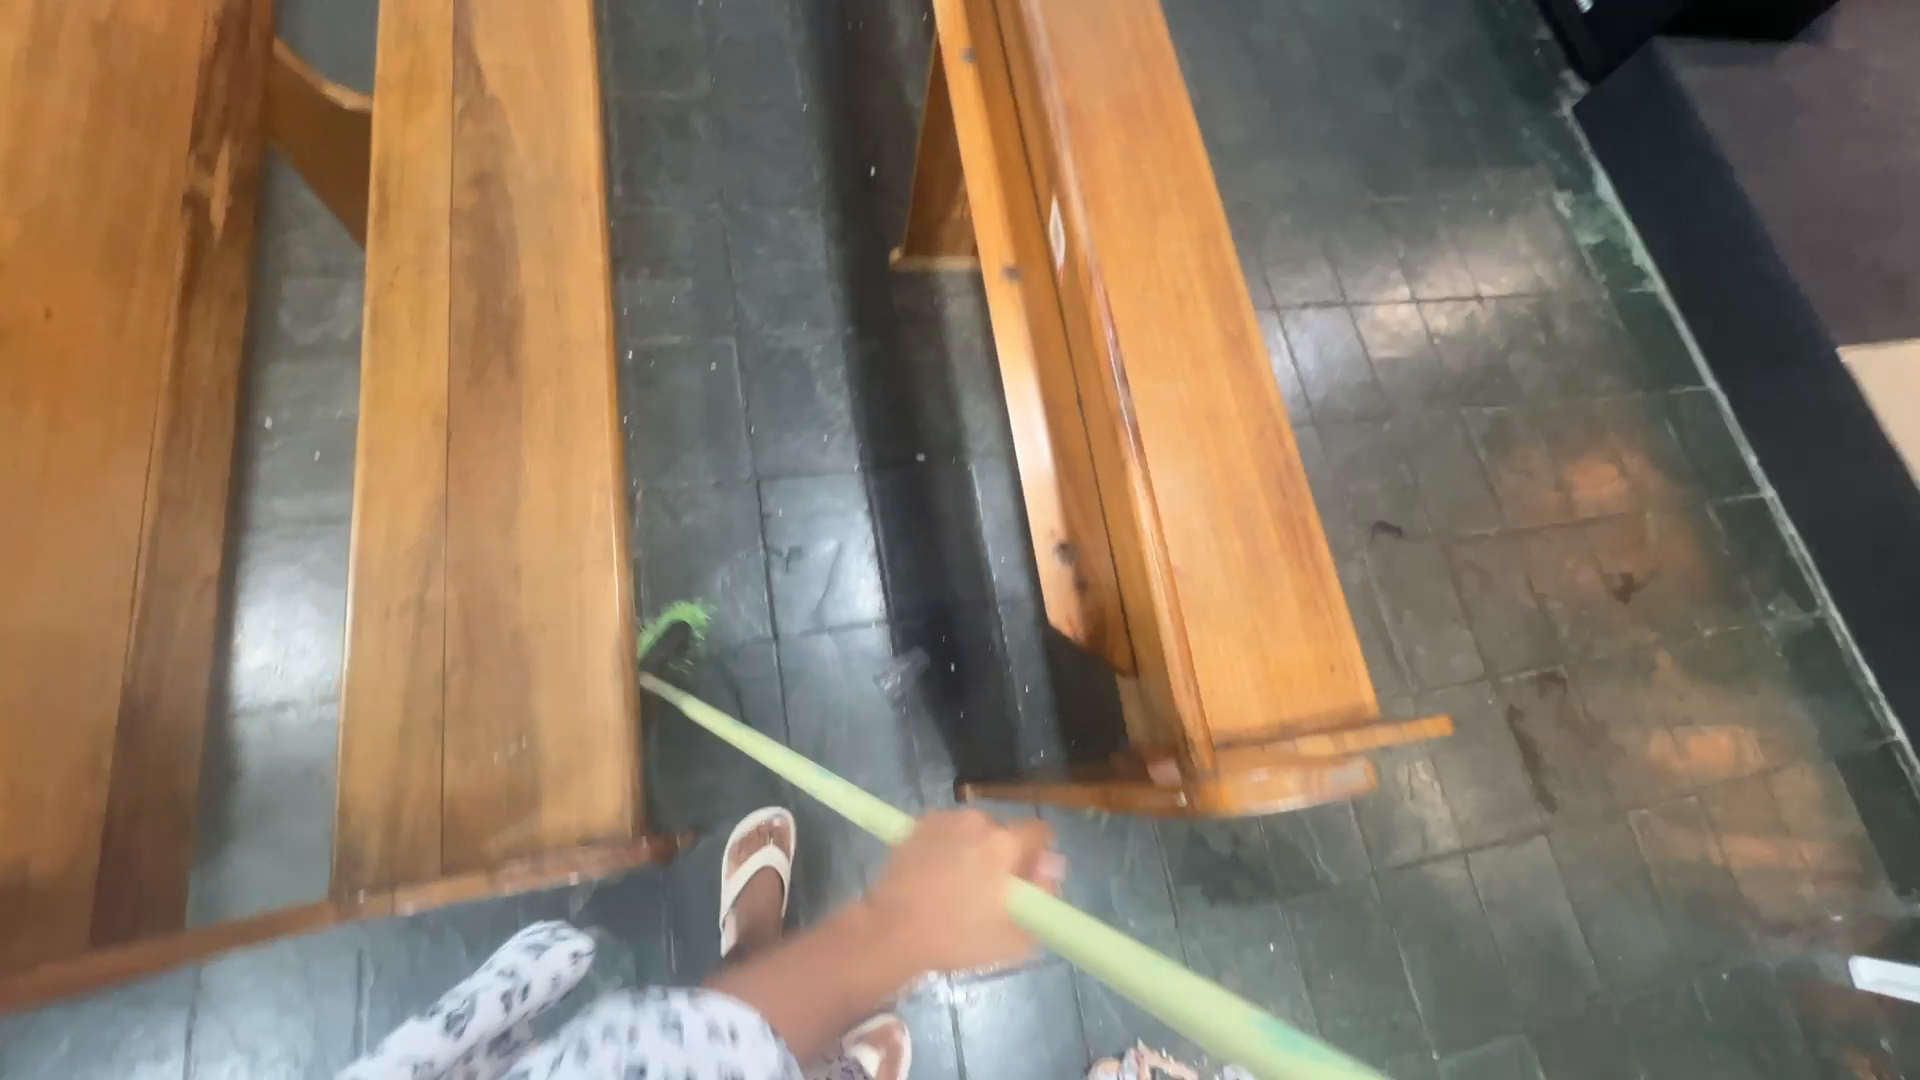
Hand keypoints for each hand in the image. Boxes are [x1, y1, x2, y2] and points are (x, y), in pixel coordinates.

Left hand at [861, 809, 1064, 976]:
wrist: (893, 929)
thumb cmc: (957, 936)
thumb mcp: (1014, 934)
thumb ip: (1042, 898)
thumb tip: (1053, 869)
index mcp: (1006, 843)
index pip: (1040, 831)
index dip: (1038, 853)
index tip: (1028, 877)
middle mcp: (979, 821)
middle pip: (1004, 832)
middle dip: (1003, 854)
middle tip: (990, 888)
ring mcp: (946, 819)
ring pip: (974, 830)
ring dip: (974, 848)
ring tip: (958, 882)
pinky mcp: (919, 824)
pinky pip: (947, 830)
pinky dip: (948, 845)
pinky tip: (936, 872)